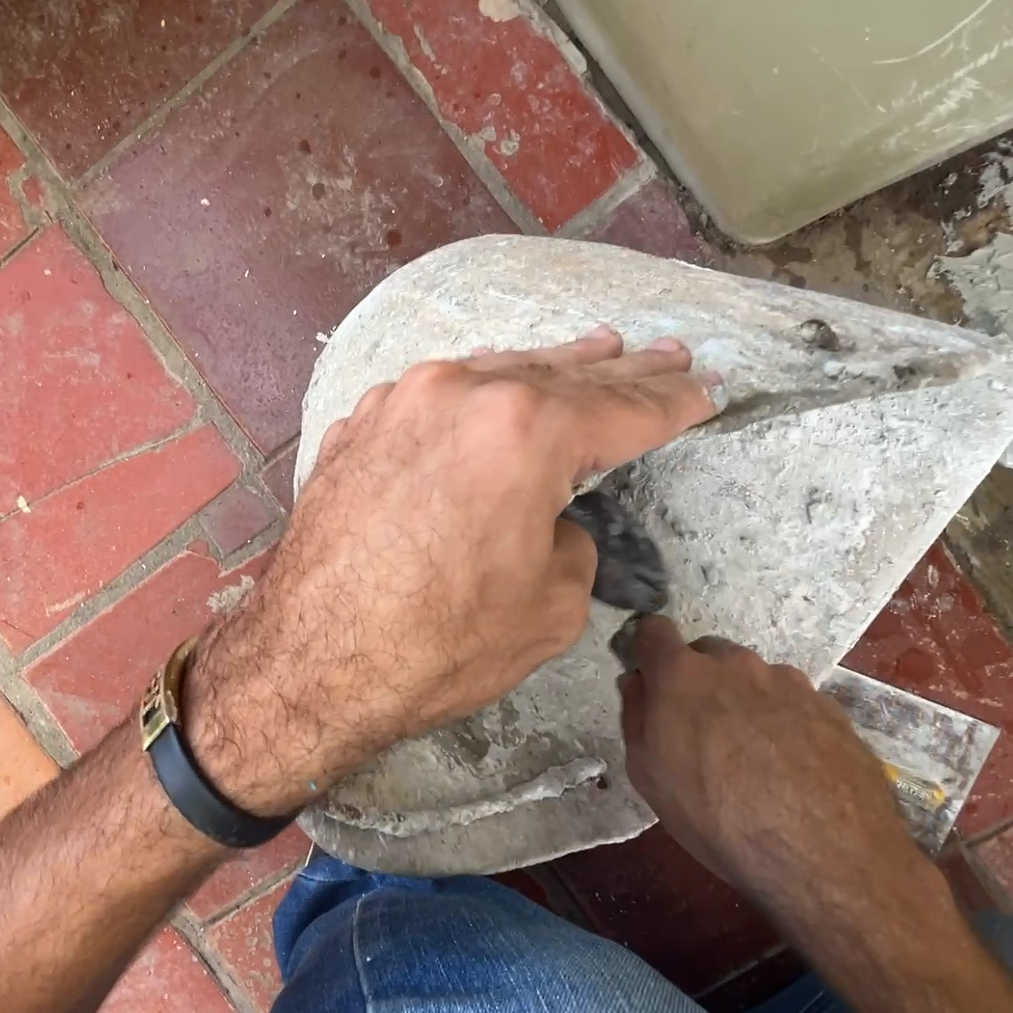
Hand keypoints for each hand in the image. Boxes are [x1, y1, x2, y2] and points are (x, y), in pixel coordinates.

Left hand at [184, 329, 721, 815]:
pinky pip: (435, 398)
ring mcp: (400, 403)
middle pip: (559, 376)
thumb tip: (547, 522)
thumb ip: (569, 545)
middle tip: (664, 356)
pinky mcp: (358, 427)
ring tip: (593, 354)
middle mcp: (459, 394)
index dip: (670, 404)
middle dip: (618, 371)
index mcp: (522, 428)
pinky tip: (493, 394)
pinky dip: (476, 396)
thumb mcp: (549, 607)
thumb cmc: (436, 642)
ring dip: (545, 370)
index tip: (703, 393)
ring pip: (492, 373)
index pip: (619, 409)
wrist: (309, 659)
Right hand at [617, 616, 919, 901]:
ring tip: (754, 756)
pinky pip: (792, 701)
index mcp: (683, 674)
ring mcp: (789, 682)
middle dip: (699, 681)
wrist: (827, 858)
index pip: (654, 630)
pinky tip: (791, 767)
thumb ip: (637, 716)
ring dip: (744, 700)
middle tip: (703, 731)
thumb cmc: (717, 817)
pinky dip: (784, 721)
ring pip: (752, 678)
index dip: (649, 652)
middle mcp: (736, 664)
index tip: (653, 682)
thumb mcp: (649, 775)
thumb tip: (638, 683)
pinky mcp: (830, 707)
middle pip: (707, 654)